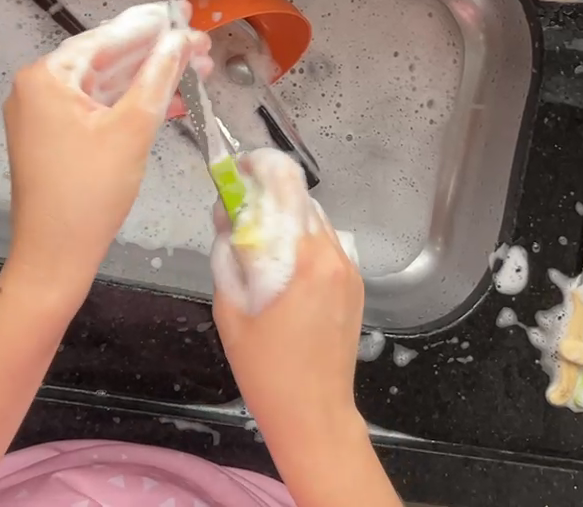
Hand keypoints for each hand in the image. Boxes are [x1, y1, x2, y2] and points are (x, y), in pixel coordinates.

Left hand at [2, 1, 209, 297]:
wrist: (55, 258)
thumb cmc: (91, 191)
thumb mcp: (132, 128)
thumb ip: (158, 75)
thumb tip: (180, 38)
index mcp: (47, 77)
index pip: (107, 37)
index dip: (152, 25)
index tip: (187, 12)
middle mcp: (39, 87)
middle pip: (108, 58)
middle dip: (157, 53)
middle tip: (201, 45)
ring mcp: (46, 113)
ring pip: (108, 83)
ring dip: (151, 78)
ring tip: (198, 70)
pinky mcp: (56, 136)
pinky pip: (100, 107)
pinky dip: (133, 103)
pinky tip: (173, 101)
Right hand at [212, 154, 365, 445]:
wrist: (315, 415)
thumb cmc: (266, 368)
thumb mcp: (231, 309)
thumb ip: (228, 255)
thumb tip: (226, 216)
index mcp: (304, 256)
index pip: (287, 186)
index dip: (261, 167)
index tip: (238, 170)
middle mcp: (333, 253)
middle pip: (301, 201)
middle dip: (269, 198)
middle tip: (240, 211)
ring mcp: (349, 269)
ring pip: (315, 223)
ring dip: (288, 221)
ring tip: (261, 244)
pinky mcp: (356, 284)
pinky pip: (328, 247)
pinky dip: (305, 244)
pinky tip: (286, 271)